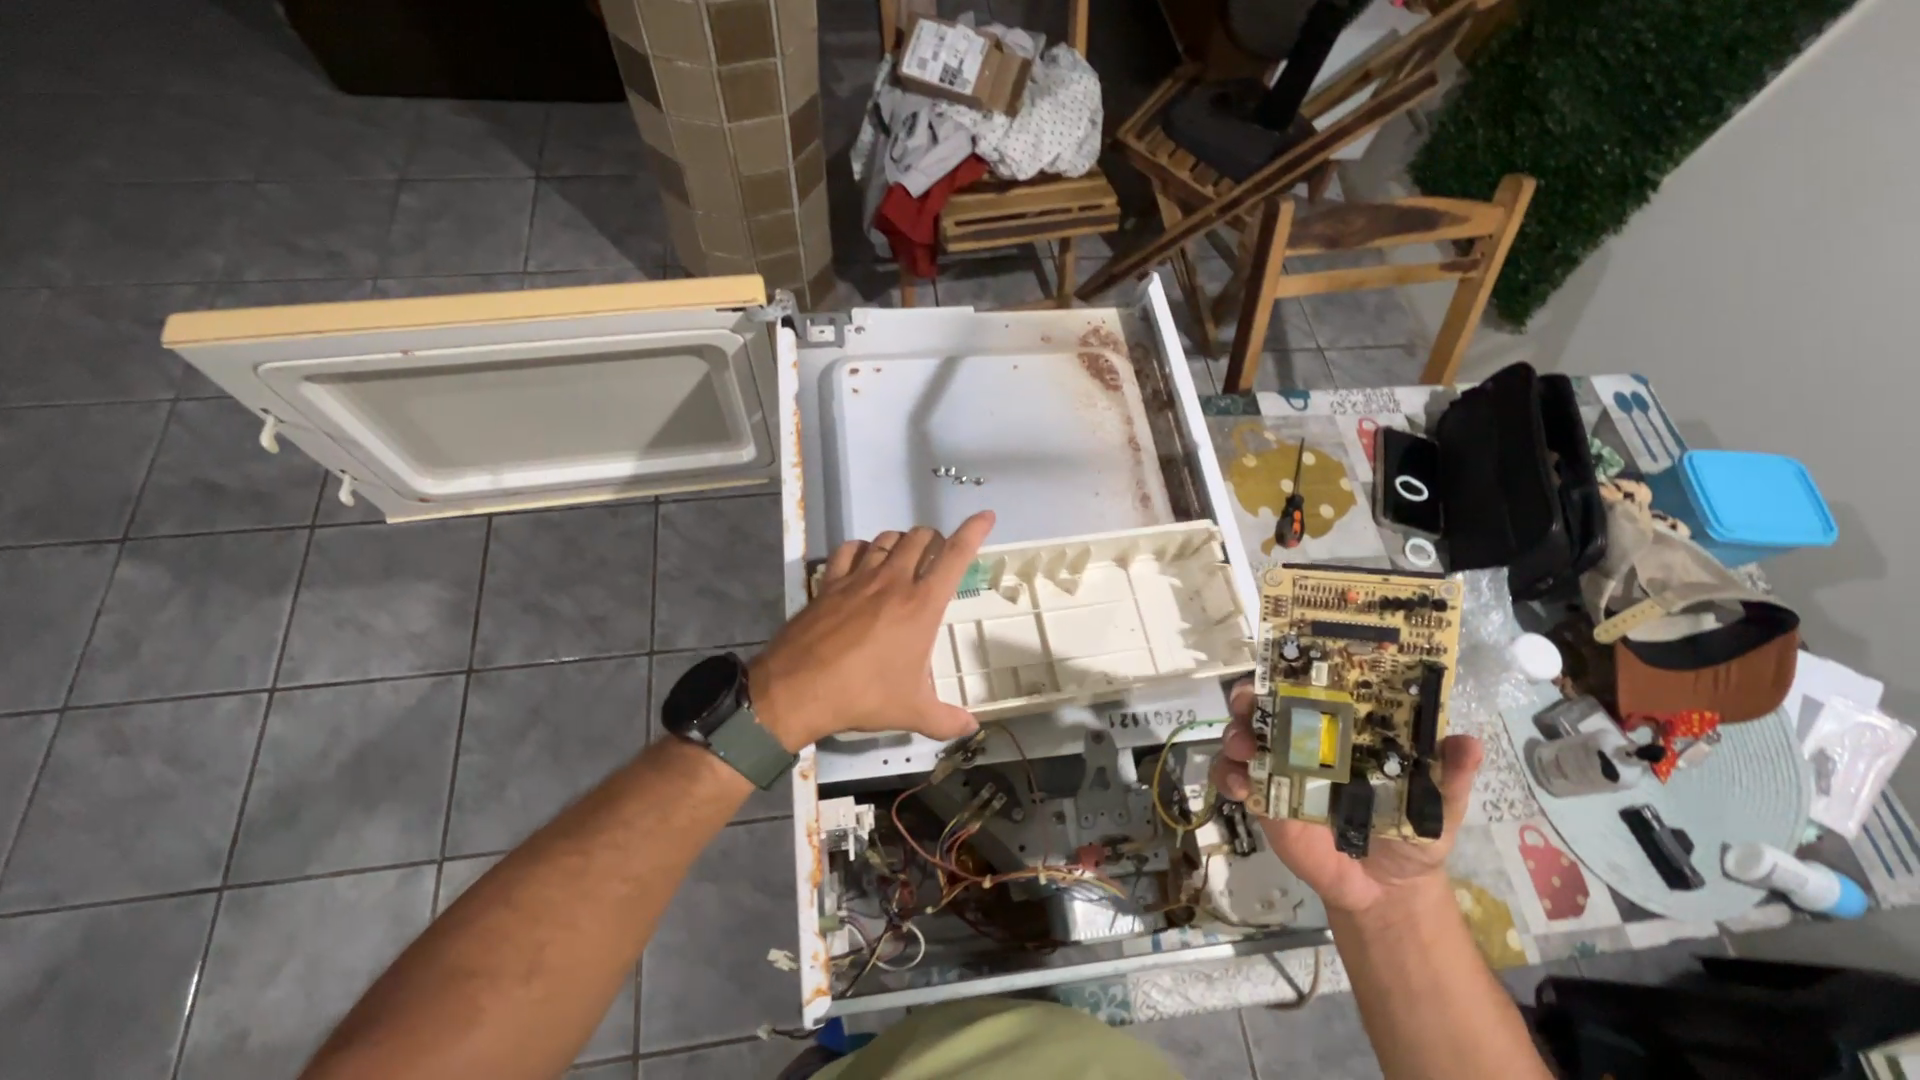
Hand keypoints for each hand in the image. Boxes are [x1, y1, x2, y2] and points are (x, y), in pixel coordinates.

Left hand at [749, 512, 995, 750]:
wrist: (799, 689)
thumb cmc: (864, 696)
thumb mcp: (912, 712)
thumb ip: (946, 720)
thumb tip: (970, 728)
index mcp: (922, 605)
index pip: (955, 556)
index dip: (974, 531)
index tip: (985, 516)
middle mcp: (893, 581)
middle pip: (920, 538)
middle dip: (934, 539)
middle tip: (938, 555)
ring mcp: (858, 578)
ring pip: (886, 539)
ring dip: (901, 541)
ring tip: (904, 556)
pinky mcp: (829, 583)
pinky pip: (849, 550)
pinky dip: (862, 549)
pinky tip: (862, 560)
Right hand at [1211, 680, 1481, 914]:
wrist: (1386, 889)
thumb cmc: (1413, 833)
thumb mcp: (1438, 805)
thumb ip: (1449, 777)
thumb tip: (1468, 743)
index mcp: (1344, 730)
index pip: (1314, 689)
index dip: (1295, 671)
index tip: (1286, 664)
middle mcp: (1305, 740)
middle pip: (1266, 705)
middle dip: (1250, 697)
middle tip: (1249, 702)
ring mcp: (1280, 769)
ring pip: (1243, 737)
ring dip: (1235, 735)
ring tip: (1244, 749)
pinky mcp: (1264, 802)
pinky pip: (1235, 780)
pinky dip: (1229, 777)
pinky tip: (1240, 786)